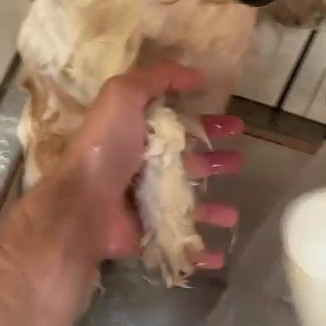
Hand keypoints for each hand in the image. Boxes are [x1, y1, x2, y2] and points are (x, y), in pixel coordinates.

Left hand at [47, 61, 242, 266]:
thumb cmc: (105, 147)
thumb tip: (196, 72)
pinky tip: (220, 254)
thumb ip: (157, 77)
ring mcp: (147, 203)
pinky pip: (181, 241)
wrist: (84, 203)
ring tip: (235, 214)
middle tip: (241, 159)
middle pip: (189, 162)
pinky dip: (201, 250)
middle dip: (216, 160)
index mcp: (139, 133)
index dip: (206, 119)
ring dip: (214, 208)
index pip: (179, 123)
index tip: (233, 119)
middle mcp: (144, 166)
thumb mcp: (124, 95)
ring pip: (189, 204)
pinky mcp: (149, 233)